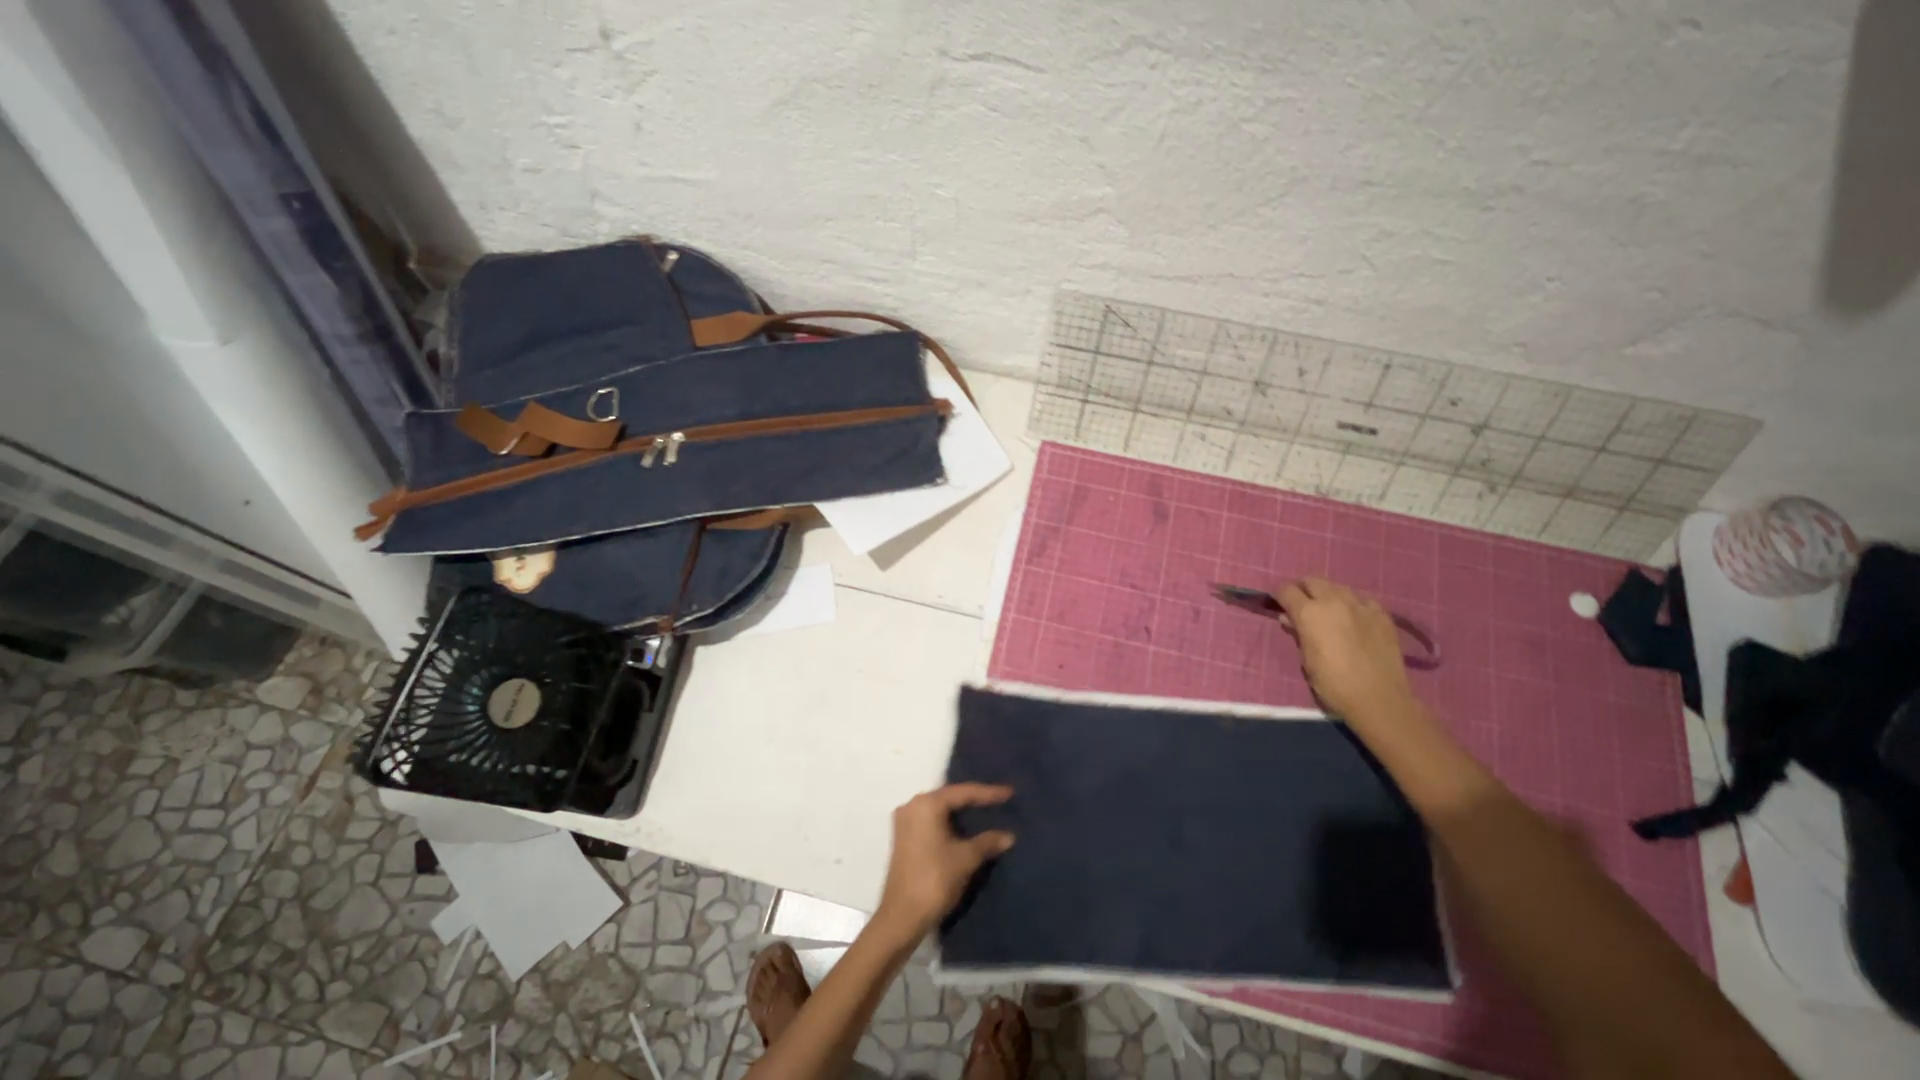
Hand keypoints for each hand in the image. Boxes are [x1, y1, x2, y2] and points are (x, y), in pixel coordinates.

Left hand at [872, 783, 1015, 943]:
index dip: (988, 793)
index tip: (1010, 793)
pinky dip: (951, 824)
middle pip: (949, 798)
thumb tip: (1009, 836)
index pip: (962, 792)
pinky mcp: (904, 839)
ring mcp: (905, 823)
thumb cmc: (934, 880)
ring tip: (987, 812)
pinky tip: (967, 829)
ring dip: (962, 813)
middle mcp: (912, 806)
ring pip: (940, 811)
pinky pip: (932, 822)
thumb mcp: (966, 859)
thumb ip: (988, 842)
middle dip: (974, 800)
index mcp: (926, 805)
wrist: (902, 916)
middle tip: (1000, 800)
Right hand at [1275, 577, 1415, 719]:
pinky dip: (1353, 605)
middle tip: (1302, 606)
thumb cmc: (1333, 684)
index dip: (1280, 596)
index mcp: (1310, 614)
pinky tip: (1355, 620)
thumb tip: (1289, 619)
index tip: (1279, 605)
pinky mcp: (1381, 613)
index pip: (1287, 590)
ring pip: (1338, 587)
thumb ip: (1298, 634)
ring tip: (1329, 612)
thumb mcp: (1307, 661)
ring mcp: (1361, 605)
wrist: (1378, 698)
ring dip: (1328, 595)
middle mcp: (1334, 601)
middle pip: (1312, 581)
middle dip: (1303, 590)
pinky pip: (1362, 600)